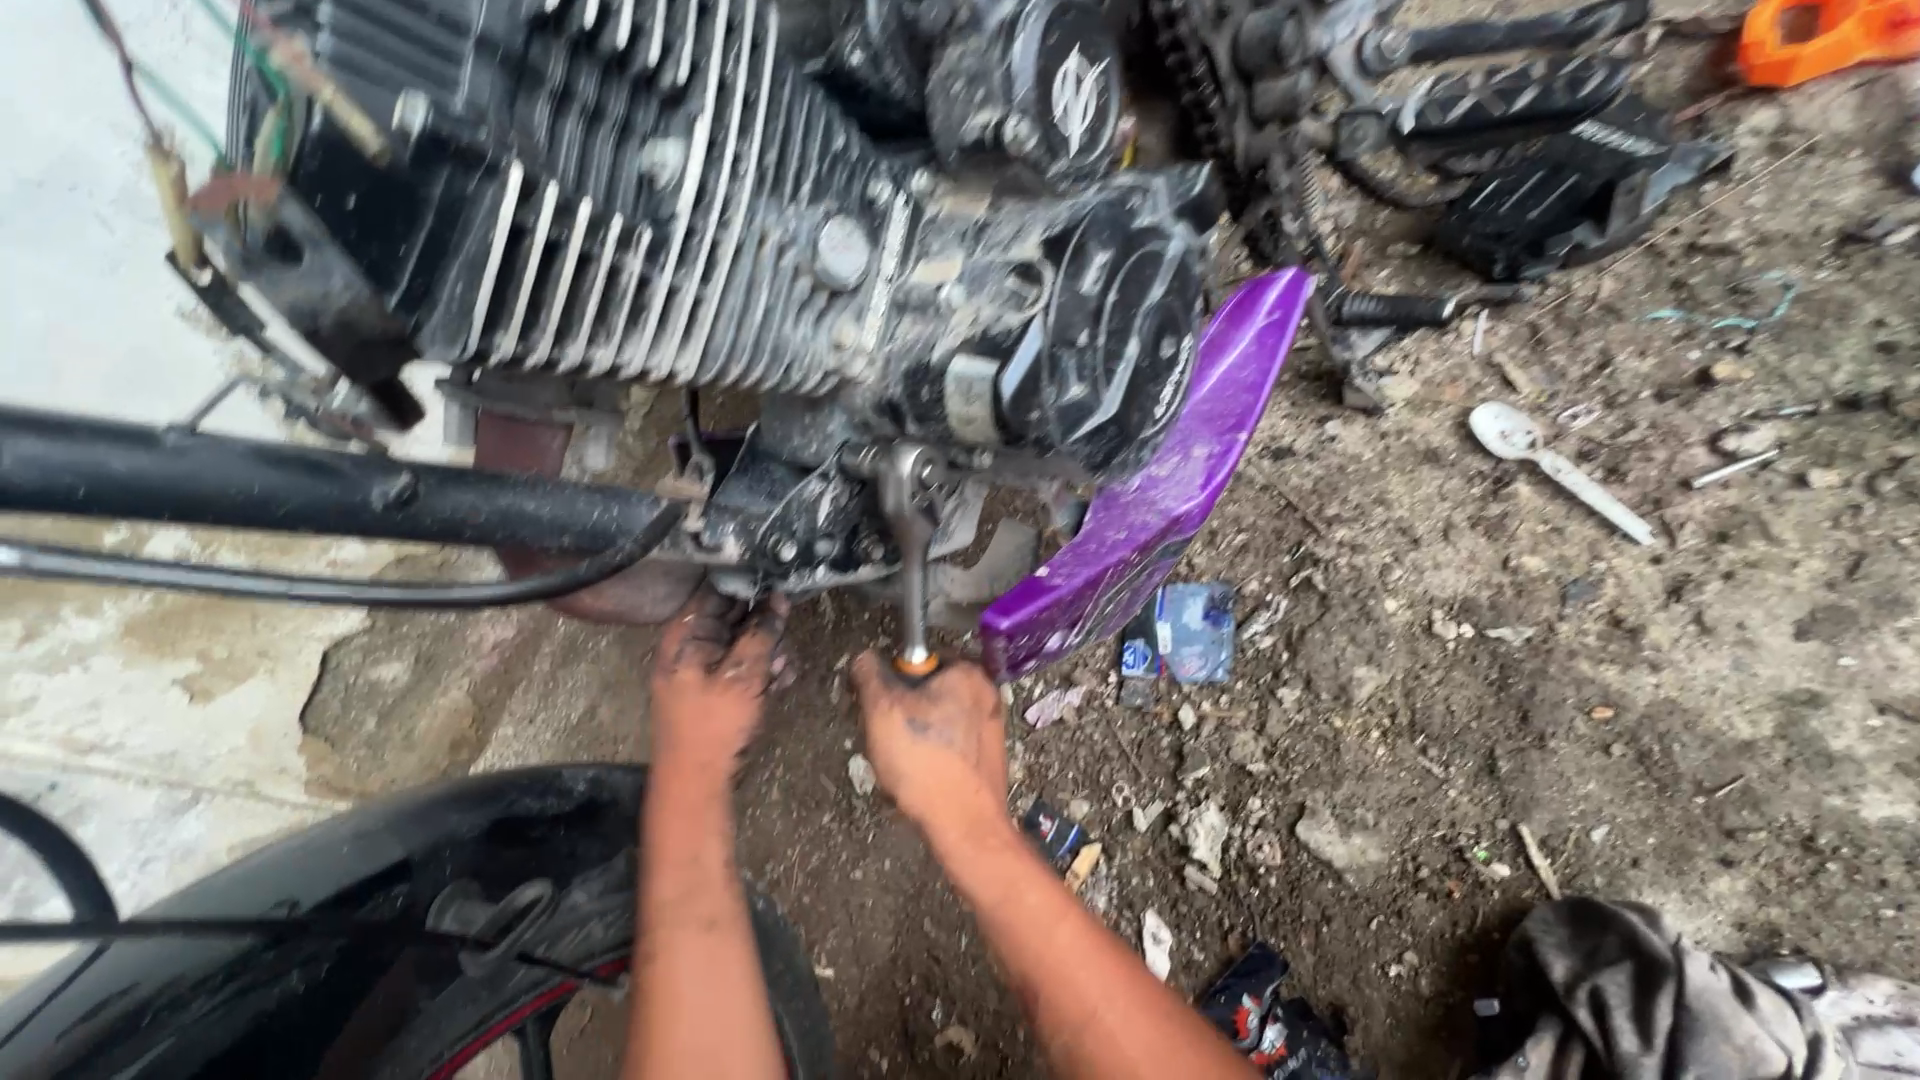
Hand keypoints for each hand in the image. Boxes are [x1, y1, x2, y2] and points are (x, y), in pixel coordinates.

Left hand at [649, 585, 789, 784]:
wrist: (696, 782)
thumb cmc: (714, 725)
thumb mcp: (743, 676)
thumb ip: (762, 634)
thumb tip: (778, 599)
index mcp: (684, 635)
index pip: (716, 591)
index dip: (749, 584)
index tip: (780, 580)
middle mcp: (690, 646)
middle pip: (733, 615)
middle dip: (764, 623)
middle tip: (787, 631)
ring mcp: (703, 667)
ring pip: (744, 641)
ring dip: (769, 650)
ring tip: (783, 668)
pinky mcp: (717, 687)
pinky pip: (744, 665)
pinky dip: (763, 670)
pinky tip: (781, 680)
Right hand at [849, 652, 1008, 845]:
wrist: (964, 823)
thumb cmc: (923, 760)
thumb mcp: (882, 709)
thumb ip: (870, 675)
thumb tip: (865, 657)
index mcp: (968, 673)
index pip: (920, 660)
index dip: (893, 681)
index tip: (880, 705)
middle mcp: (986, 694)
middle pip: (928, 692)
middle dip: (903, 713)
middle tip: (886, 738)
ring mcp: (990, 728)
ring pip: (937, 722)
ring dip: (914, 738)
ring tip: (901, 764)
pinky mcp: (987, 758)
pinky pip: (950, 747)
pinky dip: (932, 757)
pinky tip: (919, 779)